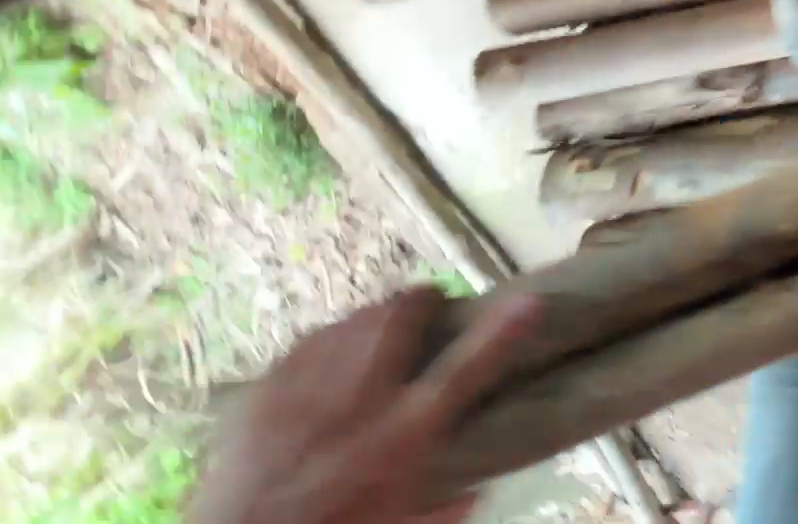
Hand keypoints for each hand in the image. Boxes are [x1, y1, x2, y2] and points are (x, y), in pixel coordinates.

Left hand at [190, 286, 541, 523]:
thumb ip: (444, 508)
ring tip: (387, 323)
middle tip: (435, 308)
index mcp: (403, 436)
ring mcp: (305, 395)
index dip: (503, 329)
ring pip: (354, 321)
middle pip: (398, 320)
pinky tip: (334, 348)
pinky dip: (330, 337)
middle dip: (423, 300)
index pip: (467, 368)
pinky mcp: (260, 398)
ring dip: (378, 314)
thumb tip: (478, 491)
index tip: (531, 302)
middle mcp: (359, 402)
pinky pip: (306, 343)